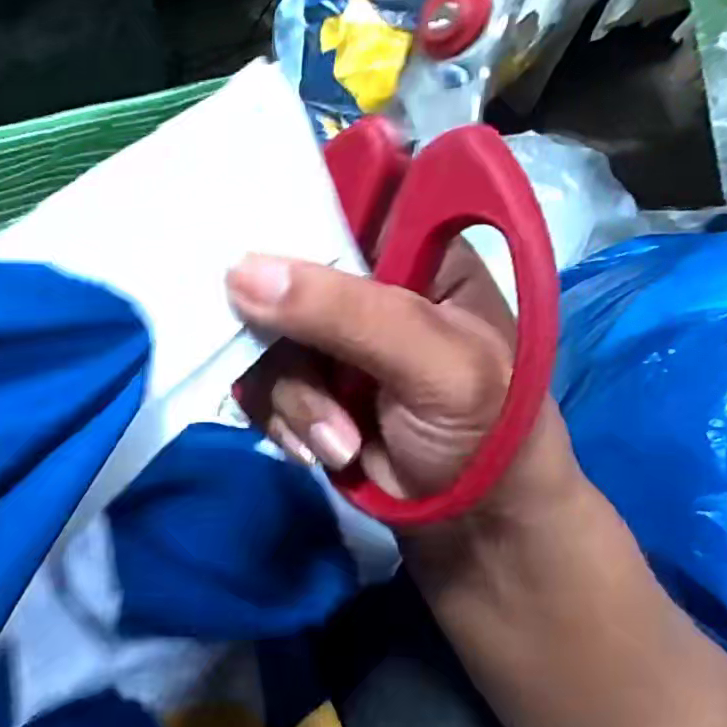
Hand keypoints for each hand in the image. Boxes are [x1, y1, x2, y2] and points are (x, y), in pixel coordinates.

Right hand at [226, 241, 581, 526]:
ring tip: (338, 439)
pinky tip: (316, 449)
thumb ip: (345, 313)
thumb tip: (240, 272)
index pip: (340, 198)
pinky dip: (279, 420)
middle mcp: (360, 281)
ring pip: (261, 337)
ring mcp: (324, 334)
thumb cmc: (487, 433)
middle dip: (286, 340)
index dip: (288, 214)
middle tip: (309, 377)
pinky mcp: (299, 380)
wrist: (476, 528)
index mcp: (411, 248)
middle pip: (279, 272)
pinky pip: (256, 382)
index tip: (252, 250)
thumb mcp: (434, 365)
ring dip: (292, 398)